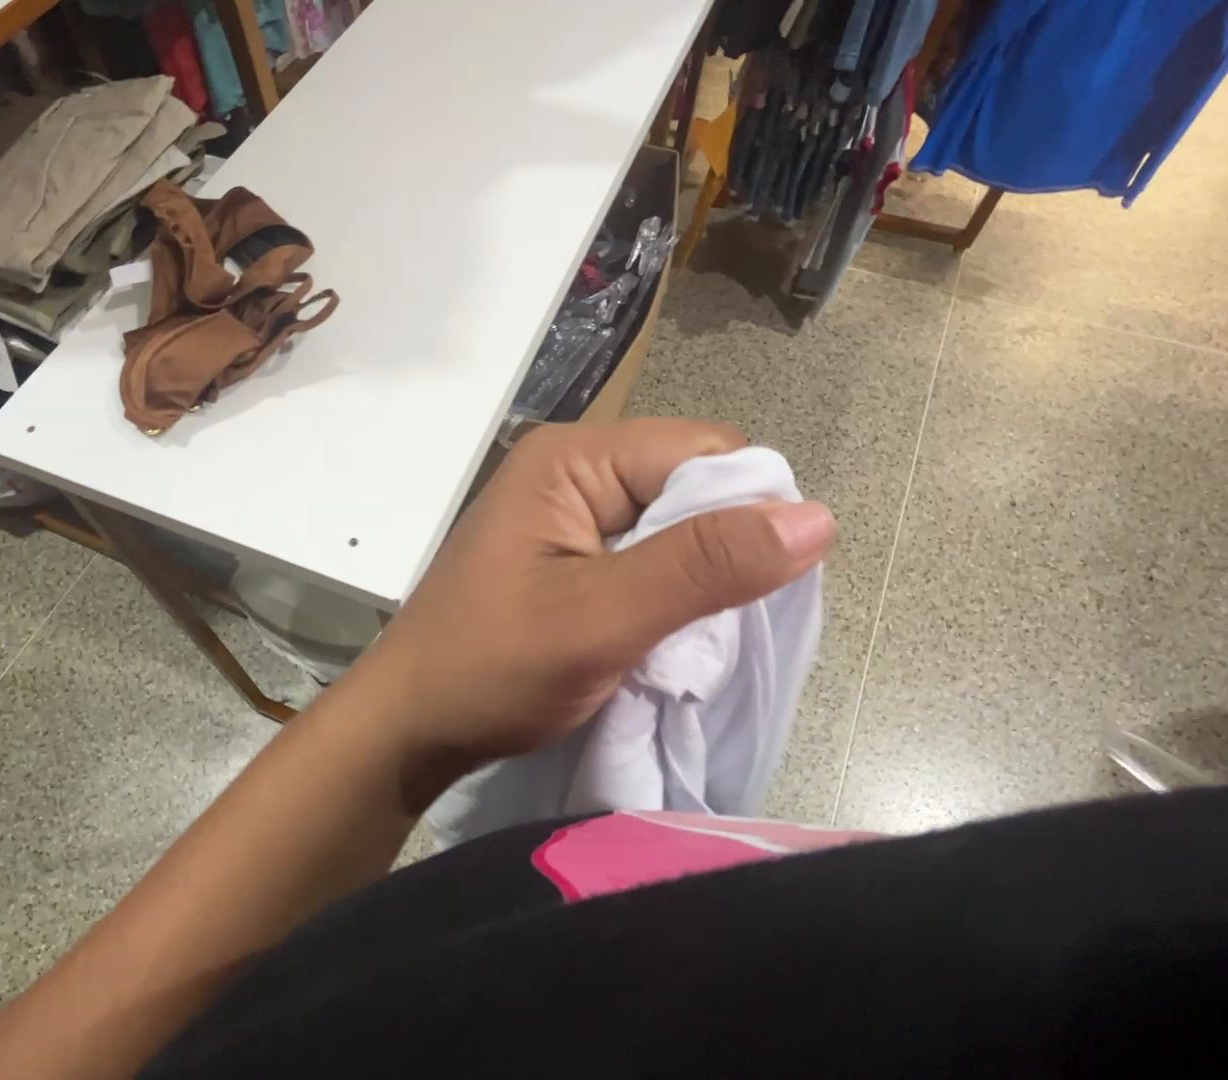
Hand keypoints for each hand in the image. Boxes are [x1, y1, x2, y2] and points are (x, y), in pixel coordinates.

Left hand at [349, 418, 836, 801]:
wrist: (409, 727)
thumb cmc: (490, 669)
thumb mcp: (600, 619)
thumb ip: (702, 567)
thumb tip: (818, 517)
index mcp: (572, 458)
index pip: (702, 451)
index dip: (743, 511)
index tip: (750, 589)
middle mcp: (570, 471)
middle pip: (689, 487)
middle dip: (718, 551)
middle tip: (710, 625)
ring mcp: (565, 517)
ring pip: (672, 529)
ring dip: (693, 581)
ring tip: (684, 638)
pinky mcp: (565, 559)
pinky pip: (643, 561)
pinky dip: (665, 598)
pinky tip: (659, 638)